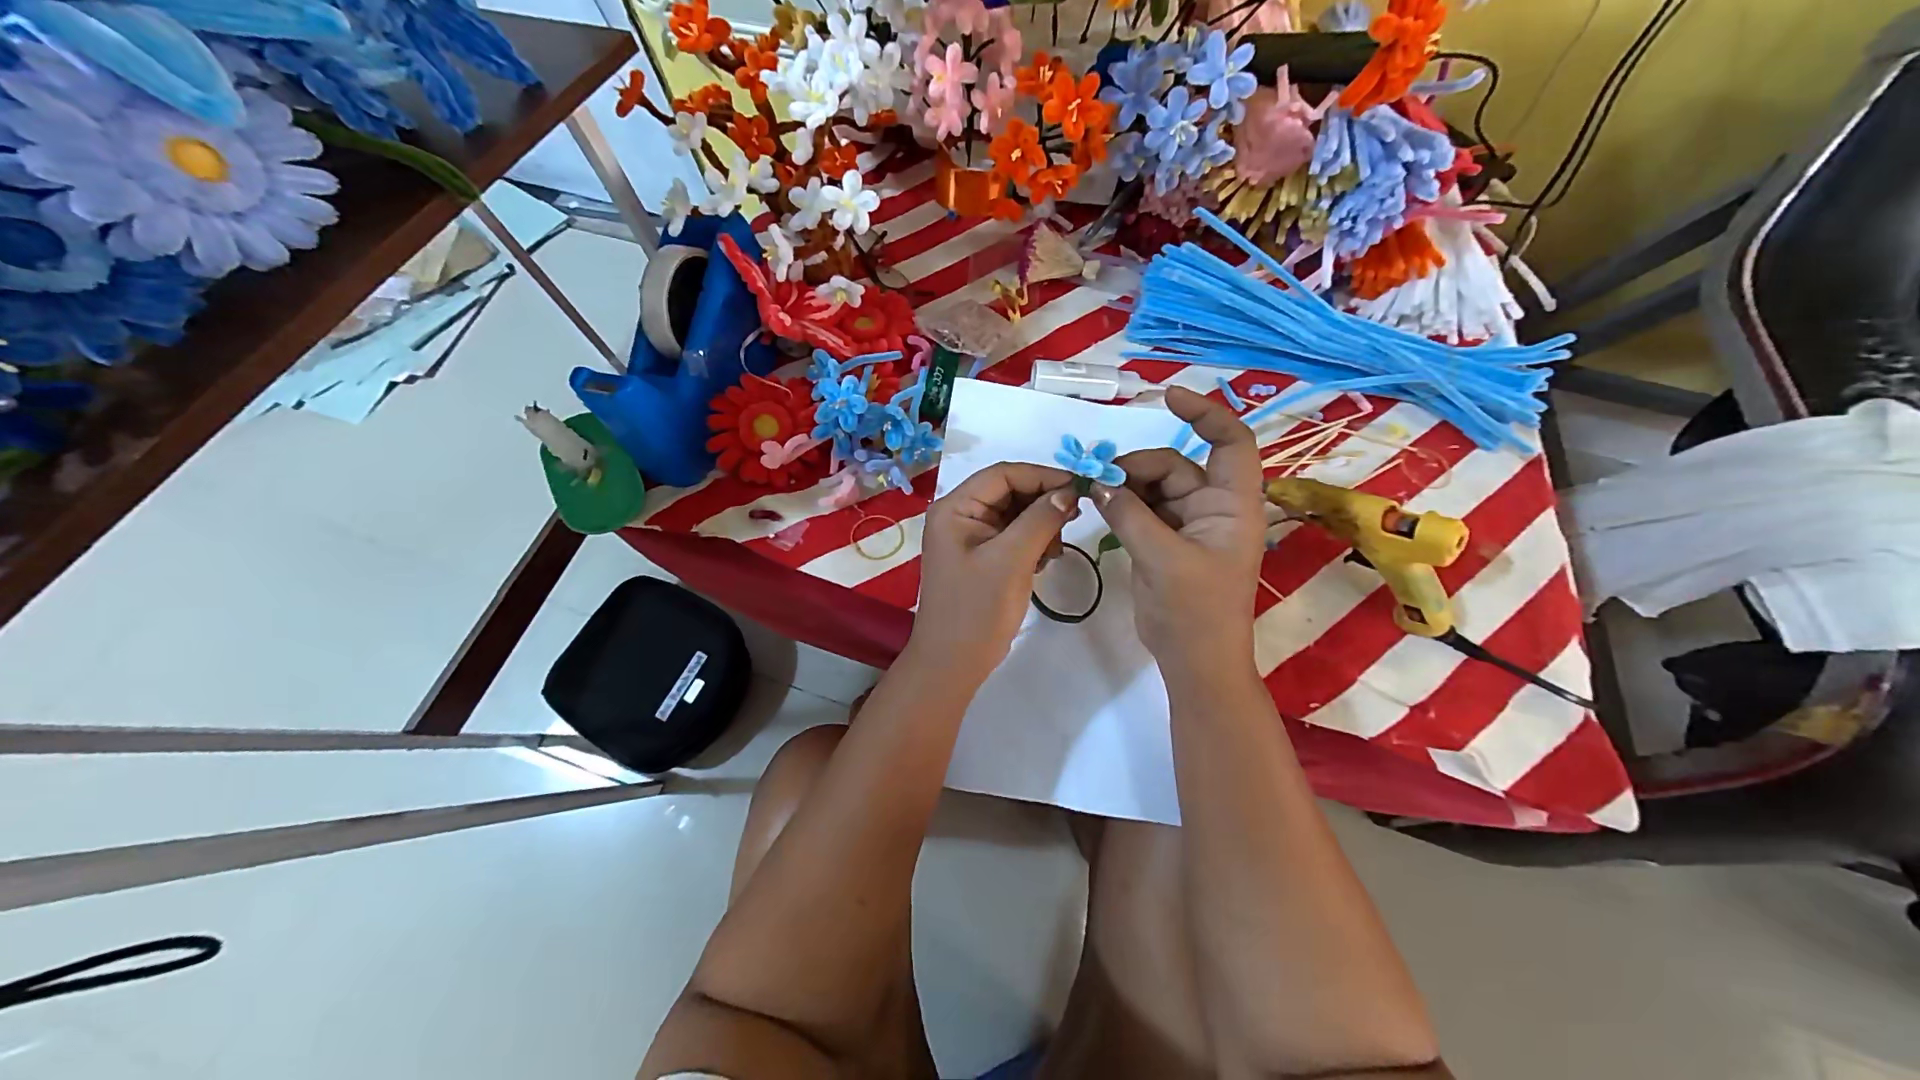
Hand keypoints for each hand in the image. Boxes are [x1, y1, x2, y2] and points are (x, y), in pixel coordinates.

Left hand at [909, 462, 1079, 679]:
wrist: (953, 663)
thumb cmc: (977, 610)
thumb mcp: (1012, 559)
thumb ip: (1041, 519)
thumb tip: (1070, 491)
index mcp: (955, 508)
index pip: (1003, 474)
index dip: (1043, 476)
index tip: (1080, 488)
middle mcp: (959, 515)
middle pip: (1009, 491)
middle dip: (1043, 502)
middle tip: (1074, 520)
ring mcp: (969, 537)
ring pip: (1015, 514)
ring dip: (1041, 524)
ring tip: (1056, 549)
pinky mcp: (981, 557)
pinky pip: (1012, 535)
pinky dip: (1033, 541)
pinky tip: (1045, 559)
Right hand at [1093, 387, 1266, 670]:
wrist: (1194, 659)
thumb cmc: (1195, 611)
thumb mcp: (1162, 558)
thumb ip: (1129, 515)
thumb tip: (1099, 482)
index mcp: (1233, 505)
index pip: (1230, 442)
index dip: (1204, 413)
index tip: (1167, 397)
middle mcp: (1213, 507)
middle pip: (1175, 465)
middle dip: (1137, 467)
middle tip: (1098, 480)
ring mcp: (1189, 524)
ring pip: (1153, 486)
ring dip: (1124, 485)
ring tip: (1093, 493)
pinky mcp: (1166, 541)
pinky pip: (1142, 509)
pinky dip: (1121, 505)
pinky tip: (1099, 506)